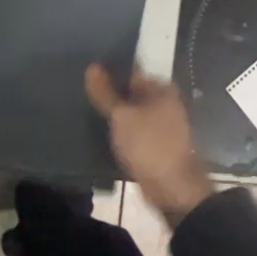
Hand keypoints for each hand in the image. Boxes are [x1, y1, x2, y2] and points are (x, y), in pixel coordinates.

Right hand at [85, 65, 213, 220]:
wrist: (172, 188)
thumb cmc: (148, 145)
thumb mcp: (121, 116)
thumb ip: (105, 93)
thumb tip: (92, 67)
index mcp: (162, 89)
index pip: (131, 72)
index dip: (109, 74)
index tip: (88, 78)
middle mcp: (166, 103)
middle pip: (132, 93)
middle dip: (111, 95)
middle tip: (84, 96)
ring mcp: (164, 124)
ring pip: (133, 113)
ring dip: (116, 115)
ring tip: (90, 113)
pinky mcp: (157, 143)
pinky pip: (135, 130)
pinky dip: (122, 130)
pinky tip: (104, 132)